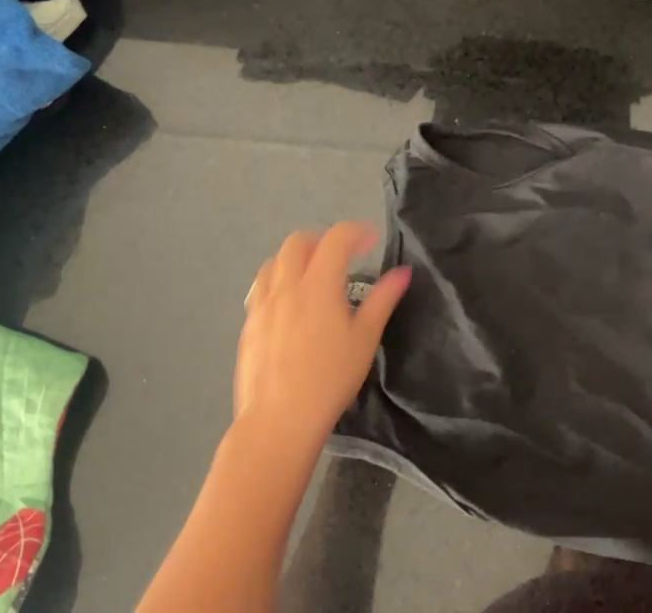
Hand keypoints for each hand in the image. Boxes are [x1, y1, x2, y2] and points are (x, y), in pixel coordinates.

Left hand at [234, 222, 411, 442]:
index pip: (336, 238)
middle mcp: (286, 287)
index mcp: (318, 284)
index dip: (357, 232)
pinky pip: (261, 288)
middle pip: (298, 241)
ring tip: (314, 278)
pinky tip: (292, 307)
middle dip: (323, 240)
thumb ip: (382, 300)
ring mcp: (262, 305)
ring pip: (274, 262)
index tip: (373, 242)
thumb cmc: (330, 378)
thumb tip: (402, 273)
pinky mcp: (248, 325)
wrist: (279, 419)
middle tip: (344, 258)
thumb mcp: (365, 338)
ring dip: (296, 259)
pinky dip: (279, 282)